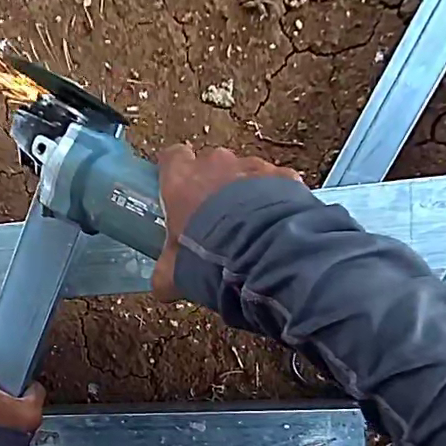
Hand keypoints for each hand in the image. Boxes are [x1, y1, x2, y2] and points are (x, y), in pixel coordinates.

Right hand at [151, 144, 302, 299]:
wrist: (261, 251)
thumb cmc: (206, 255)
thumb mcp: (174, 272)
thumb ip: (165, 273)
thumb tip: (161, 287)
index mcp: (182, 179)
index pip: (172, 157)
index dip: (175, 171)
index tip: (179, 190)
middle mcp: (216, 163)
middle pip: (212, 164)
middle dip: (214, 184)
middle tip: (217, 217)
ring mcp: (252, 166)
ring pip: (246, 172)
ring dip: (247, 191)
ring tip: (252, 224)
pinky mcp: (284, 176)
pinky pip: (278, 182)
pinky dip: (277, 198)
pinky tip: (276, 223)